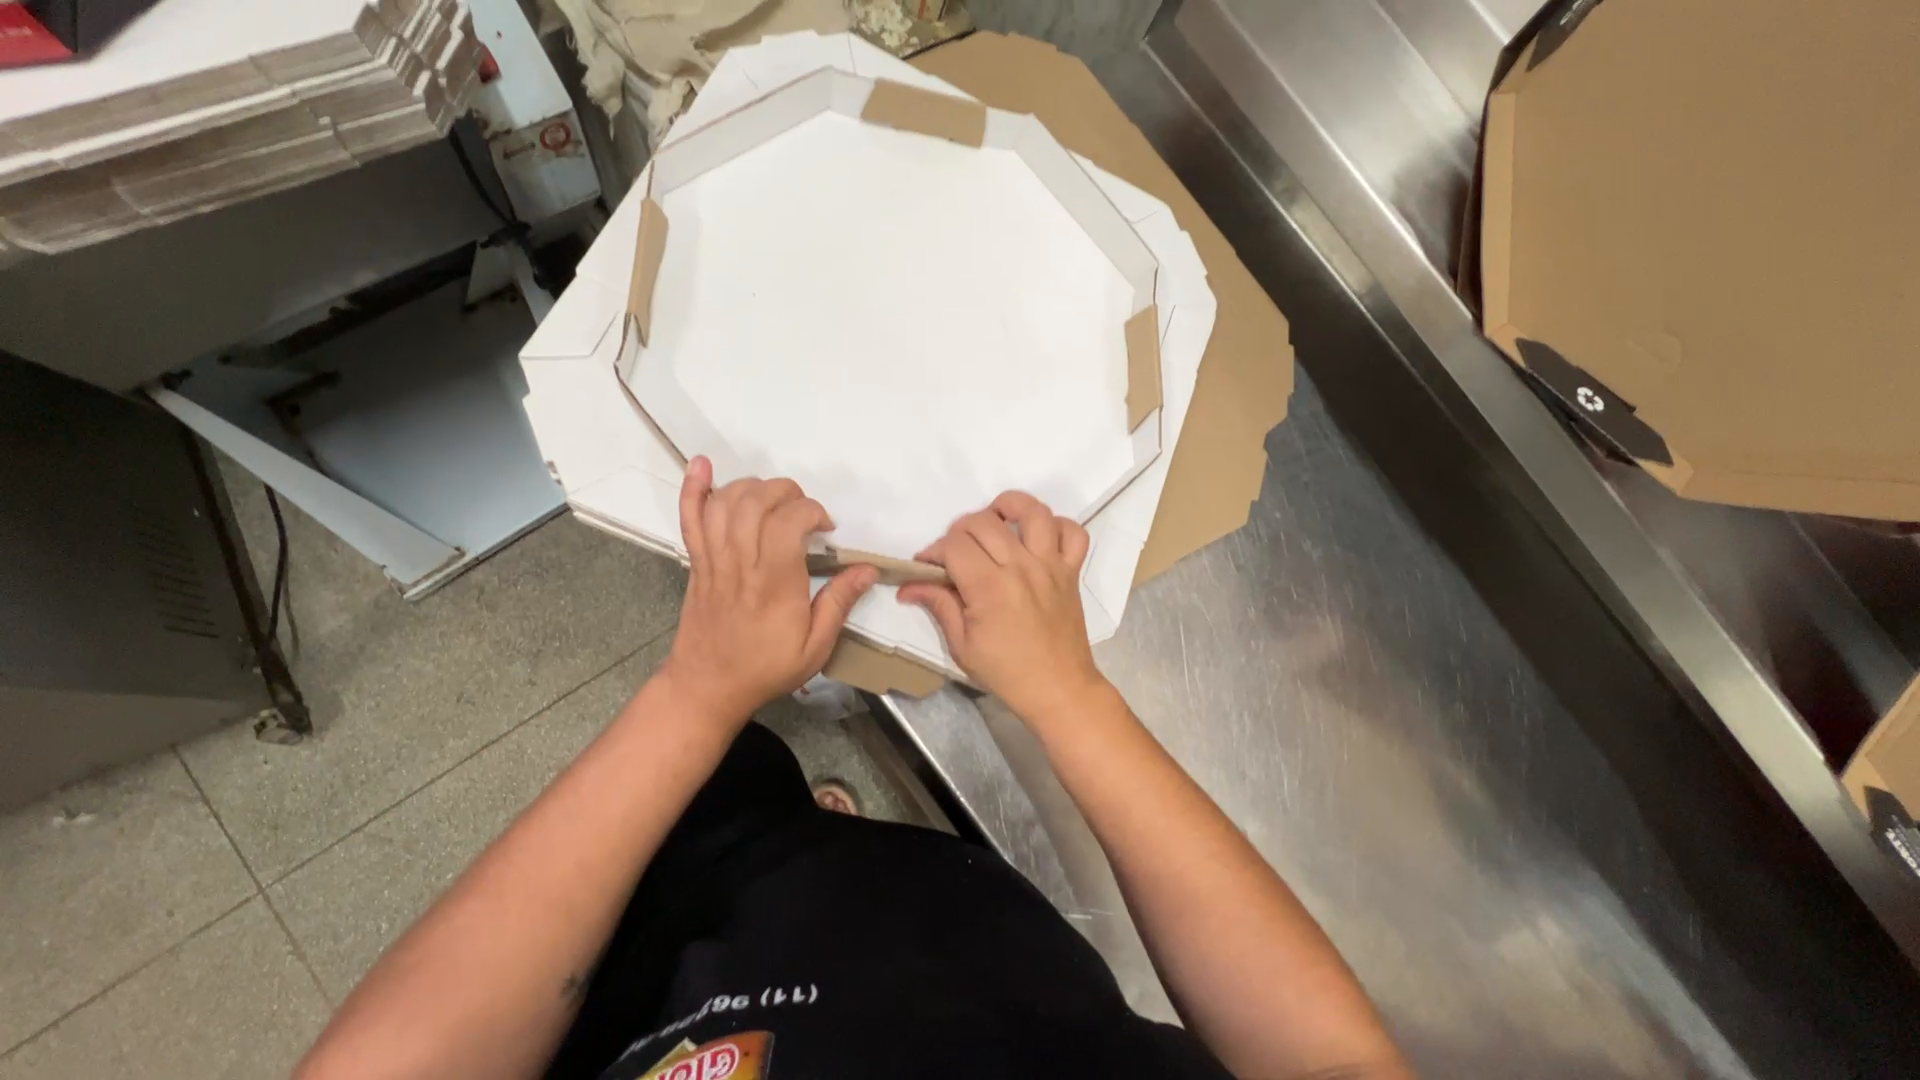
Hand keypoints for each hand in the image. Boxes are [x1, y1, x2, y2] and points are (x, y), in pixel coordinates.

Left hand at [658, 457, 877, 724]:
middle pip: (756, 502)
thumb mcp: (815, 647)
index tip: (825, 529)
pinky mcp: (696, 562)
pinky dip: (693, 488)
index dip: (811, 511)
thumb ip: (839, 603)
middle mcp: (741, 564)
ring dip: (752, 486)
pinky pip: (689, 519)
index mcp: (774, 584)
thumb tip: (867, 569)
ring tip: (773, 499)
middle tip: (803, 511)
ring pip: (726, 503)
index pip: (788, 521)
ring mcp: (713, 560)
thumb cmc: (766, 668)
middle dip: (786, 491)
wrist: (707, 686)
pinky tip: (701, 465)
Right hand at [899, 492, 1111, 725]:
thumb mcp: (962, 645)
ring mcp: (1050, 565)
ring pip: (1033, 511)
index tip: (927, 566)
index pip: (953, 545)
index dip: (933, 551)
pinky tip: (1038, 539)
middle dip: (959, 531)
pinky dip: (1058, 527)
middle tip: (954, 553)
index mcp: (989, 587)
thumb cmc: (1006, 672)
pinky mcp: (1071, 571)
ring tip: (995, 522)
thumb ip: (939, 605)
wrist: (1058, 689)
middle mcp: (1021, 566)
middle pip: (983, 521)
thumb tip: (908, 586)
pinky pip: (1074, 533)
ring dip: (1009, 507)